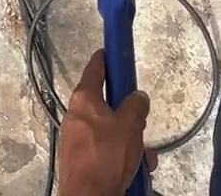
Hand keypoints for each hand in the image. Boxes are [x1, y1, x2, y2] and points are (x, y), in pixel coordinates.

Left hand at [56, 50, 153, 195]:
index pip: (95, 67)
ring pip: (107, 130)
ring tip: (145, 155)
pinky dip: (119, 155)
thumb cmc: (106, 155)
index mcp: (84, 98)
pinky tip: (135, 168)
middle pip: (105, 103)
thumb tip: (138, 97)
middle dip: (127, 113)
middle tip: (141, 122)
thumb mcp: (130, 125)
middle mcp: (75, 114)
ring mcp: (75, 138)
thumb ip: (136, 105)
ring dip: (128, 139)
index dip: (107, 58)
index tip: (115, 52)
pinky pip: (103, 150)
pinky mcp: (79, 160)